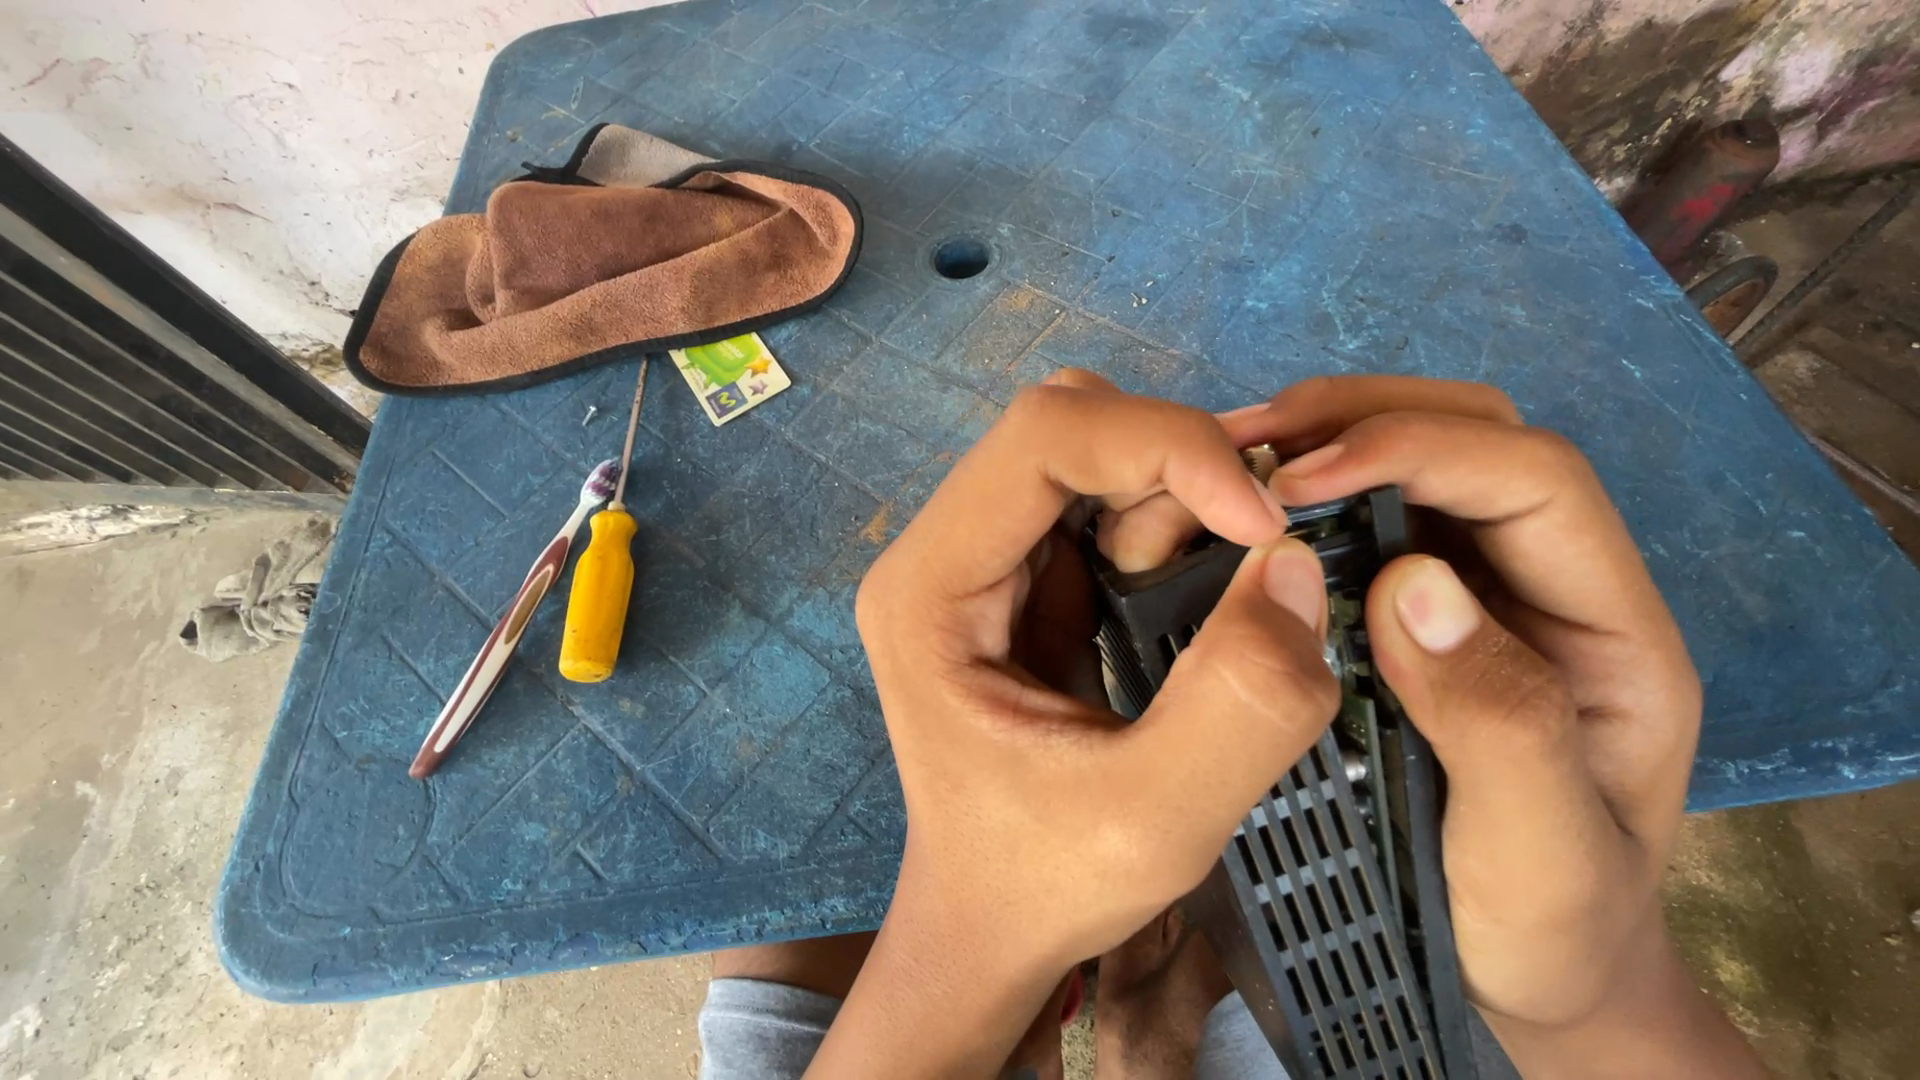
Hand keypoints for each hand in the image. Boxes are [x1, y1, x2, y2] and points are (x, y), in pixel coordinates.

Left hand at [806, 373, 1341, 1076]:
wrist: (988, 922)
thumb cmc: (1041, 883)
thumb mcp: (1155, 822)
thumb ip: (1240, 702)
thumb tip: (1291, 565)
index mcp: (928, 588)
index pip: (1041, 437)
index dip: (1164, 445)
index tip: (1259, 521)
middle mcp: (939, 550)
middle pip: (1064, 428)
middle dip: (1171, 471)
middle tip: (1237, 553)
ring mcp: (979, 557)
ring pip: (1090, 454)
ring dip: (1170, 502)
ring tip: (1190, 601)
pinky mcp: (1021, 576)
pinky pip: (1101, 502)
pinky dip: (1163, 525)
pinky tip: (1173, 597)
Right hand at [1239, 376, 1761, 1075]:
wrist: (1525, 966)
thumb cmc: (1545, 920)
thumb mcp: (1539, 850)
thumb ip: (1499, 720)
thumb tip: (1408, 582)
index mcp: (1604, 623)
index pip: (1529, 477)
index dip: (1412, 452)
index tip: (1295, 483)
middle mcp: (1541, 581)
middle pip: (1474, 434)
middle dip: (1359, 415)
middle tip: (1244, 441)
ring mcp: (1469, 588)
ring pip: (1412, 457)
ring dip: (1321, 437)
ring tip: (1225, 458)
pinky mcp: (1403, 608)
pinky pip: (1357, 516)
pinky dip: (1299, 492)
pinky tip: (1241, 508)